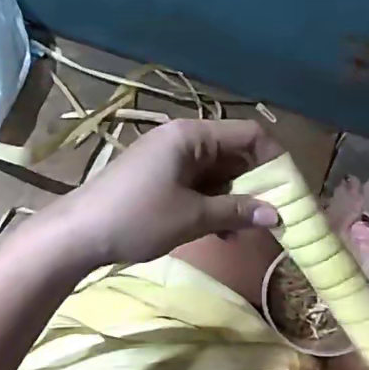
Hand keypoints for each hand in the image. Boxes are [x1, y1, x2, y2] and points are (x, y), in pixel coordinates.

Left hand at [43, 119, 282, 266]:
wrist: (78, 234)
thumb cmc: (137, 218)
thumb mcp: (193, 217)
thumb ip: (237, 212)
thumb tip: (277, 215)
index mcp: (191, 135)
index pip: (250, 134)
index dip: (275, 161)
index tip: (290, 193)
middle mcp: (180, 140)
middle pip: (233, 154)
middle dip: (254, 186)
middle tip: (272, 219)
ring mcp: (166, 160)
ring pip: (214, 175)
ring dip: (233, 201)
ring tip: (244, 233)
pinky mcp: (155, 180)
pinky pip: (194, 186)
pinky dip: (210, 206)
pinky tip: (219, 233)